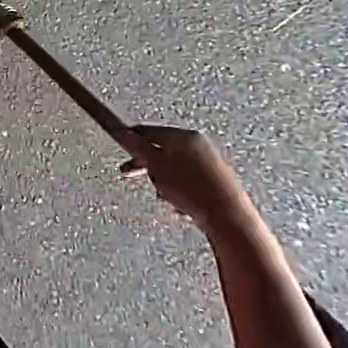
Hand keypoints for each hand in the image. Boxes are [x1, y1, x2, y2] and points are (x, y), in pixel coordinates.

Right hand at [122, 125, 254, 232]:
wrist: (226, 216)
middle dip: (146, 163)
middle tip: (130, 171)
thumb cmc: (195, 190)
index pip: (150, 131)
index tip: (120, 143)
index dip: (131, 138)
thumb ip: (138, 149)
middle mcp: (199, 146)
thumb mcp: (155, 166)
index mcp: (185, 136)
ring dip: (163, 181)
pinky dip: (179, 192)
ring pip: (175, 168)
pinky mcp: (216, 184)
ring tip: (162, 194)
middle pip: (163, 150)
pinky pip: (189, 184)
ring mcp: (210, 165)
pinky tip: (178, 205)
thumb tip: (126, 134)